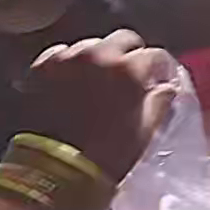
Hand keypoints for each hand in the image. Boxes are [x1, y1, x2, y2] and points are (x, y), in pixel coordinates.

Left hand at [23, 29, 177, 180]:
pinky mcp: (43, 66)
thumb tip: (166, 88)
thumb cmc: (107, 155)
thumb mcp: (144, 131)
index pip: (156, 55)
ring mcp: (68, 58)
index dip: (162, 68)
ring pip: (93, 44)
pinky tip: (75, 80)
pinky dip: (73, 63)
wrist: (56, 170)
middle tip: (133, 74)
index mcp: (129, 70)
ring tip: (101, 79)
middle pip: (124, 39)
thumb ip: (159, 102)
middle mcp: (99, 55)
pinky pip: (64, 53)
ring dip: (102, 57)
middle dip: (132, 54)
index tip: (162, 78)